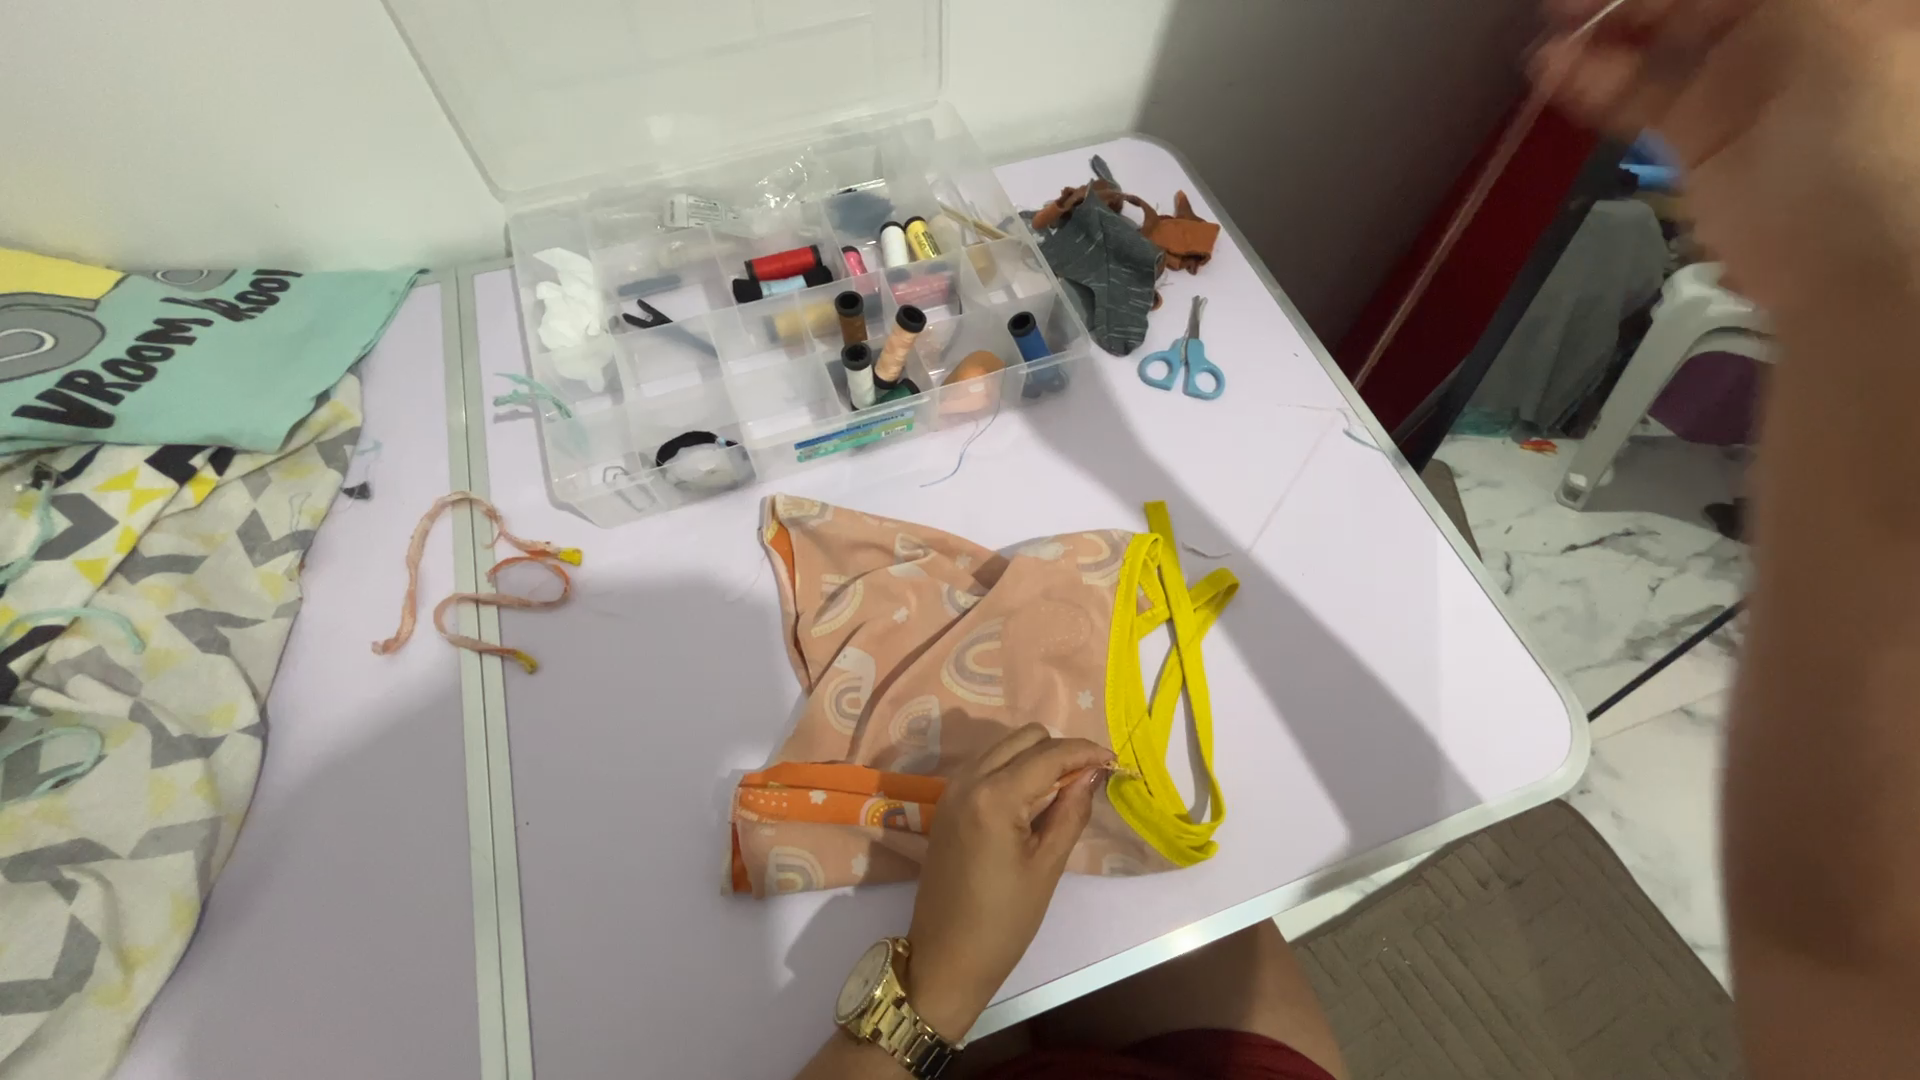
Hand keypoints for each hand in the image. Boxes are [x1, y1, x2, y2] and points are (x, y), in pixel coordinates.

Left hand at [904, 724, 1111, 1039]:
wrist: (945, 957)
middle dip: (1060, 750)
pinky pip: (987, 764)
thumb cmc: (1003, 921)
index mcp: (994, 796)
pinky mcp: (948, 801)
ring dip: (1036, 756)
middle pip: (1024, 738)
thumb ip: (1071, 811)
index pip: (1049, 754)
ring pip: (1004, 746)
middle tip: (1089, 778)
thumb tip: (1092, 773)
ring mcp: (953, 788)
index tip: (1114, 761)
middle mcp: (969, 779)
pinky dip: (1014, 768)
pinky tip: (1034, 797)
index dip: (1085, 752)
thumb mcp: (1047, 867)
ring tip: (1065, 787)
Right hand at [1533, 0, 1919, 317]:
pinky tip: (1554, 72)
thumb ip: (1759, 2)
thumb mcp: (1829, 35)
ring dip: (1601, 35)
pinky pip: (1638, 96)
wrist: (1850, 255)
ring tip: (1549, 36)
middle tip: (1569, 5)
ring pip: (1659, 39)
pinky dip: (1593, 83)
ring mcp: (1739, 78)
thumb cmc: (1870, 140)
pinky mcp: (1695, 131)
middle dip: (1629, 0)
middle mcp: (1790, 22)